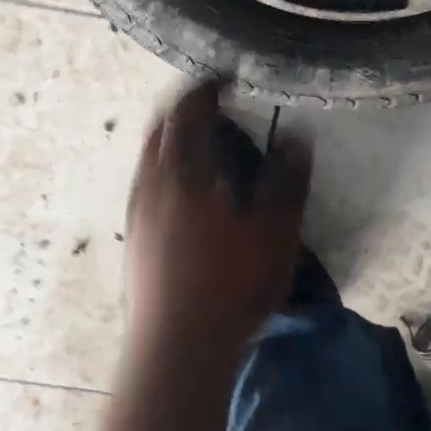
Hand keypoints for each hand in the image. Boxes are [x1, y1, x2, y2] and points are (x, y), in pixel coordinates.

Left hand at [123, 81, 311, 355]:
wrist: (175, 351)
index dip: (207, 87)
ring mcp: (137, 212)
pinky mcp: (132, 240)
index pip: (187, 109)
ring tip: (200, 146)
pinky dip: (163, 168)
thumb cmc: (230, 287)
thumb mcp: (274, 233)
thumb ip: (288, 180)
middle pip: (159, 127)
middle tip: (211, 105)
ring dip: (170, 139)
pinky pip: (144, 184)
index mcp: (183, 171)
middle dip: (183, 109)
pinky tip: (185, 194)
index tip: (227, 78)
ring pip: (148, 157)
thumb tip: (298, 137)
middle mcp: (151, 183)